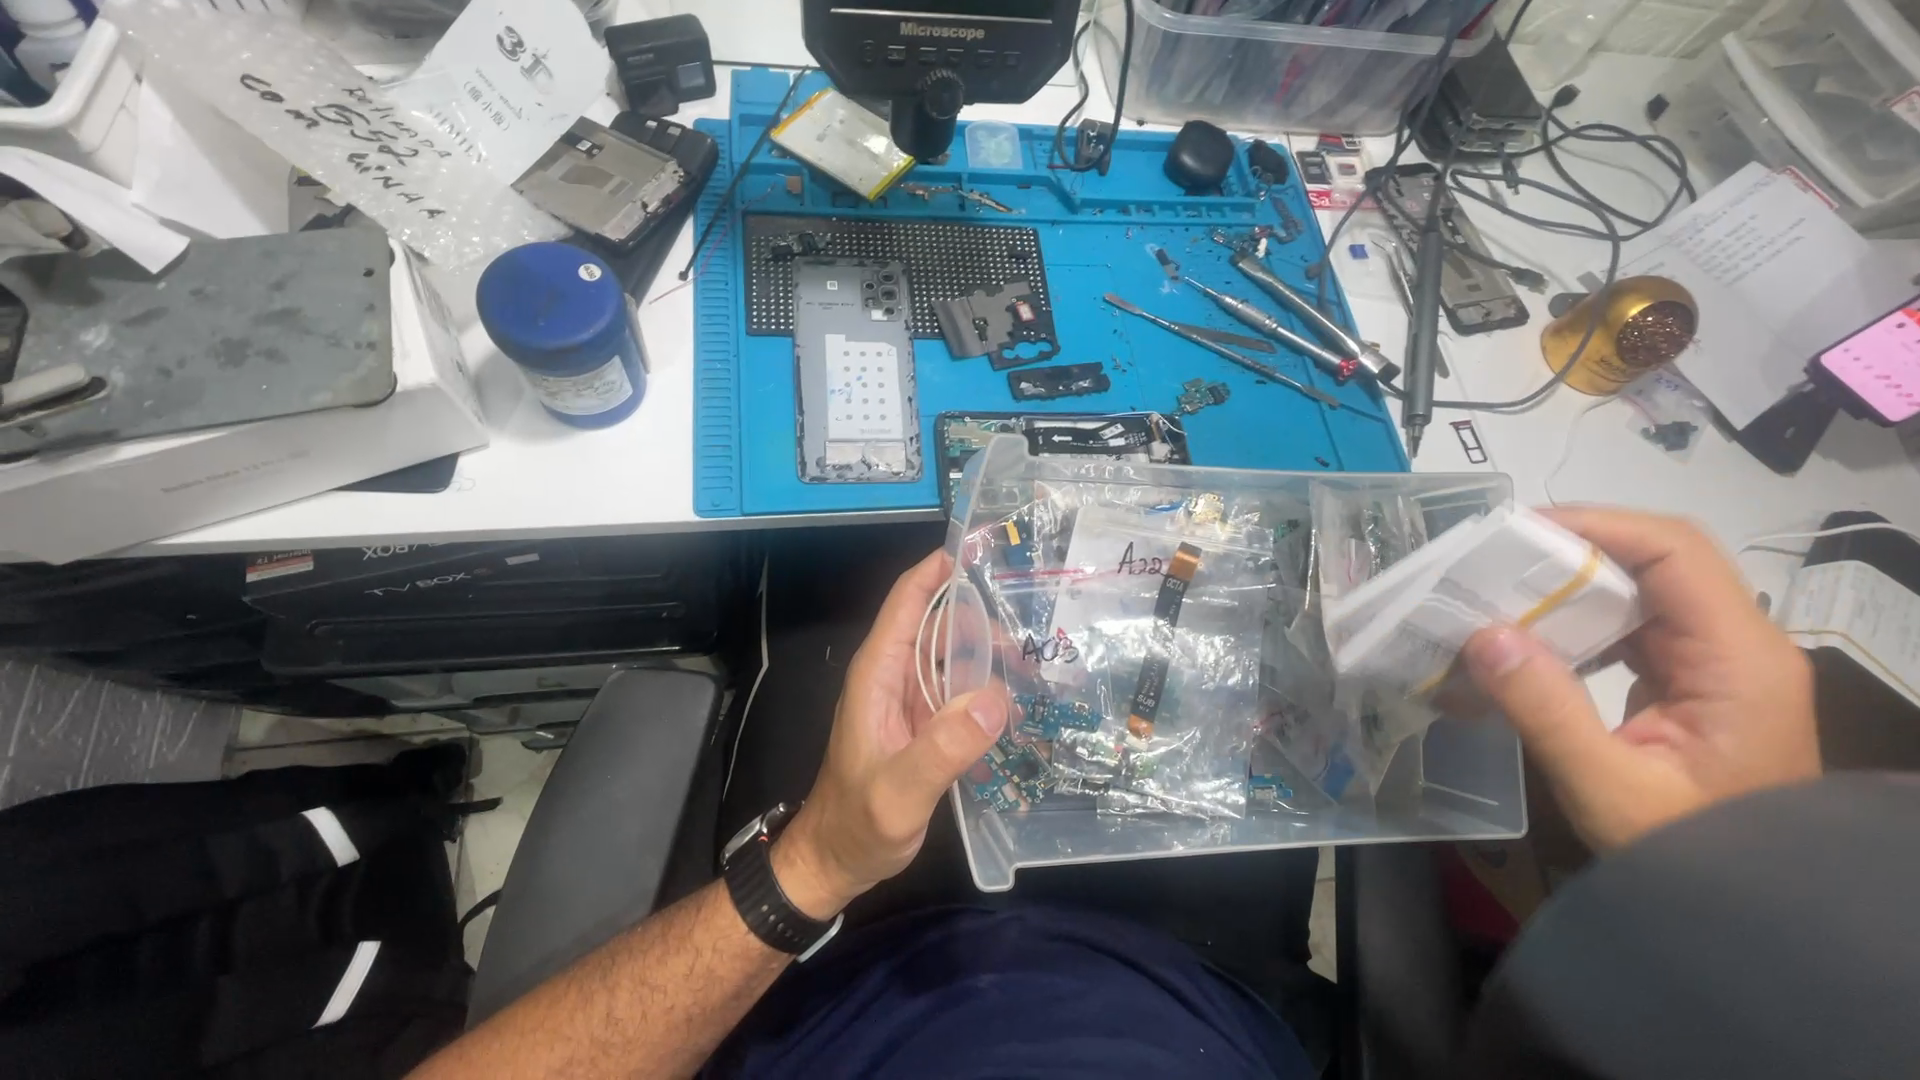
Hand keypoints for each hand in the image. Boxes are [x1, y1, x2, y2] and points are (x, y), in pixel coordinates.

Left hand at [771, 550, 1008, 919]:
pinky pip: (955, 687)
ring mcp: (907, 700)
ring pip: (949, 654)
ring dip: (986, 649)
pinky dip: (983, 682)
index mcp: (878, 674)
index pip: (907, 602)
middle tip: (1032, 614)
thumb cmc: (858, 823)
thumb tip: (995, 696)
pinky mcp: (921, 723)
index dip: (938, 570)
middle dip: (978, 610)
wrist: (836, 860)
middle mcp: (892, 676)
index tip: (982, 548)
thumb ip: (944, 747)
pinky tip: (1016, 694)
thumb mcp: (900, 790)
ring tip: (1035, 655)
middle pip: (936, 622)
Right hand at [1459, 507, 1820, 851]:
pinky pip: (1635, 625)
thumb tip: (1482, 635)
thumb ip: (1546, 710)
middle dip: (1572, 548)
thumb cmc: (1688, 849)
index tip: (1517, 531)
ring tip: (1500, 589)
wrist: (1752, 903)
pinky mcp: (1695, 680)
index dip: (1597, 525)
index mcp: (1738, 659)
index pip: (1674, 552)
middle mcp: (1738, 645)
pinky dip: (1579, 617)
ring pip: (1645, 588)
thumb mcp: (1608, 787)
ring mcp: (1719, 662)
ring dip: (1571, 582)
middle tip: (1492, 559)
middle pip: (1660, 560)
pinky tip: (1533, 633)